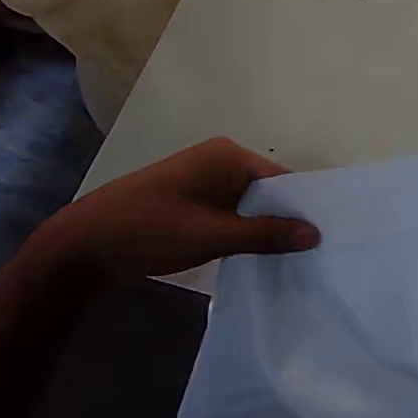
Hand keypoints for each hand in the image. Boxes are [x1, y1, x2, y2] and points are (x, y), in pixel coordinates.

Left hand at [25, 138, 319, 280]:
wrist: (85, 243)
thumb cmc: (149, 230)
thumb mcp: (211, 235)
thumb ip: (264, 235)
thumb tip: (315, 233)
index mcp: (227, 156)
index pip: (282, 179)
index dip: (305, 208)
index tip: (332, 238)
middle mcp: (220, 160)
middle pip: (268, 190)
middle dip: (287, 220)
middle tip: (320, 256)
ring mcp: (206, 180)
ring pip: (250, 204)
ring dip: (265, 229)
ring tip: (299, 261)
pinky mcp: (194, 199)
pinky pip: (232, 212)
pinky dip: (245, 231)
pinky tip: (262, 258)